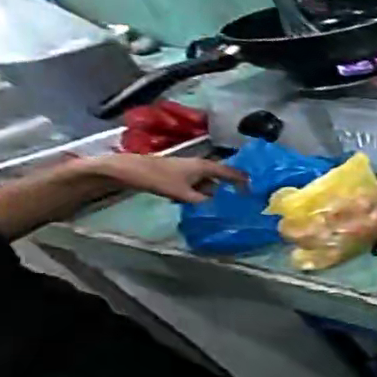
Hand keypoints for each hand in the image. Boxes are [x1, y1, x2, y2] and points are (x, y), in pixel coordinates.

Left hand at [86, 153, 247, 203]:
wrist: (123, 170)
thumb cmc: (156, 178)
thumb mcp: (182, 193)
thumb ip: (203, 202)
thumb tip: (221, 209)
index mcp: (207, 167)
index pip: (235, 174)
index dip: (246, 184)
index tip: (254, 196)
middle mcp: (201, 166)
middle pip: (222, 179)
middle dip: (228, 191)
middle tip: (235, 204)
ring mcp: (188, 169)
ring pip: (208, 183)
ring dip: (211, 193)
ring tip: (213, 206)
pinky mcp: (178, 175)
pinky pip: (196, 184)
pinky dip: (198, 193)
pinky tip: (193, 203)